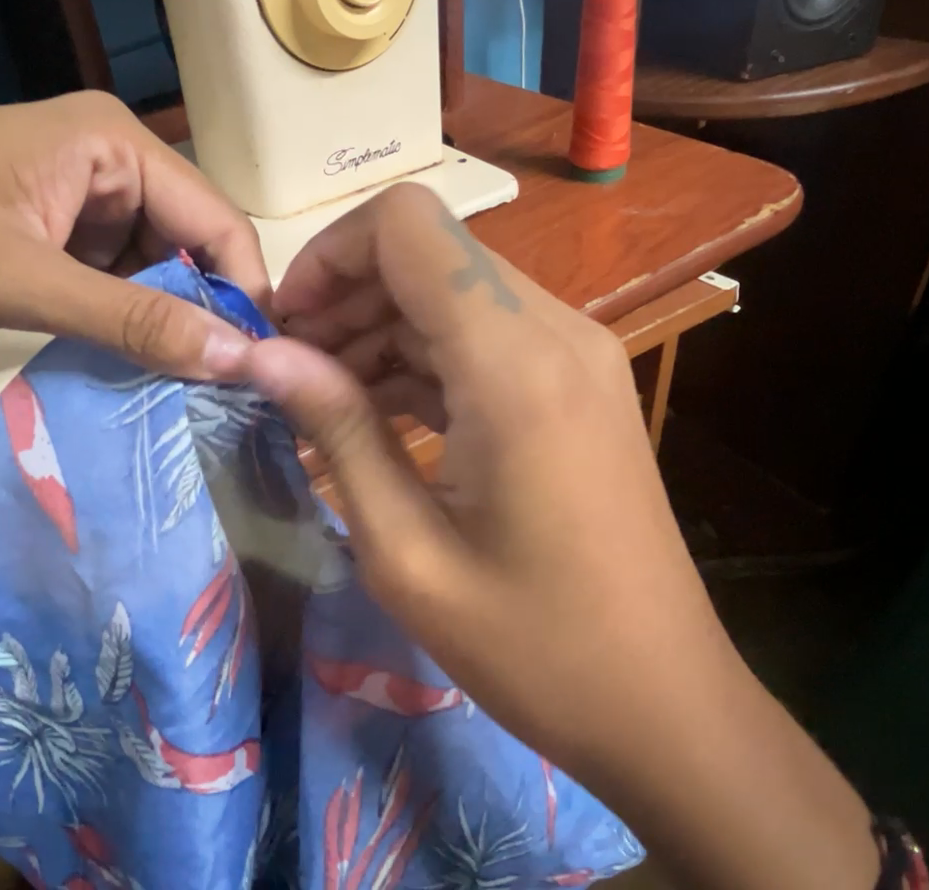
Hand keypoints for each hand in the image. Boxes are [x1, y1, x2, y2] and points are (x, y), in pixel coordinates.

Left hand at [0, 90, 265, 378]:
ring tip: (183, 392)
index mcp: (113, 142)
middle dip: (203, 314)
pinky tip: (131, 372)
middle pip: (189, 246)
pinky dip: (123, 327)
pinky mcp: (45, 241)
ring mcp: (74, 204)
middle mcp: (106, 164)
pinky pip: (111, 286)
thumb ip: (133, 319)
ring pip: (153, 271)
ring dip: (163, 327)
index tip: (263, 369)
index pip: (216, 220)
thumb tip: (238, 359)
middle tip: (224, 394)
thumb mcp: (19, 278)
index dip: (243, 293)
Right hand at [241, 183, 714, 765]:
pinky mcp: (580, 383)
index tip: (282, 329)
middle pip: (428, 252)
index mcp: (514, 365)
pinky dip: (423, 357)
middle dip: (345, 296)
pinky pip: (485, 335)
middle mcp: (556, 332)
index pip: (407, 225)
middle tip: (287, 375)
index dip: (328, 256)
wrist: (664, 703)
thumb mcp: (407, 552)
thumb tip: (264, 353)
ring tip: (322, 404)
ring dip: (379, 328)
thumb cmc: (533, 647)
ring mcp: (577, 354)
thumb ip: (338, 431)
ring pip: (453, 291)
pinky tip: (377, 417)